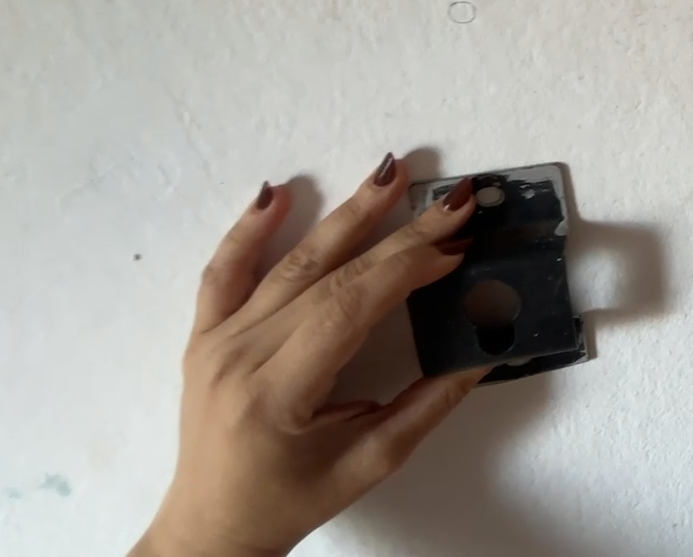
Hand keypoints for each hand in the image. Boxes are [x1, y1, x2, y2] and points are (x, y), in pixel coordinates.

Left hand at [132, 157, 492, 556]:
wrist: (205, 534)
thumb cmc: (290, 502)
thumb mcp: (370, 462)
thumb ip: (431, 403)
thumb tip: (487, 349)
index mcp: (280, 389)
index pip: (353, 304)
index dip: (410, 266)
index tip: (458, 245)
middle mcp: (242, 353)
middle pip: (333, 272)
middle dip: (403, 231)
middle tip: (453, 200)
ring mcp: (218, 339)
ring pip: (290, 260)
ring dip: (348, 211)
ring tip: (392, 171)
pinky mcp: (206, 334)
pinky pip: (223, 271)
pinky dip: (249, 228)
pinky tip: (277, 192)